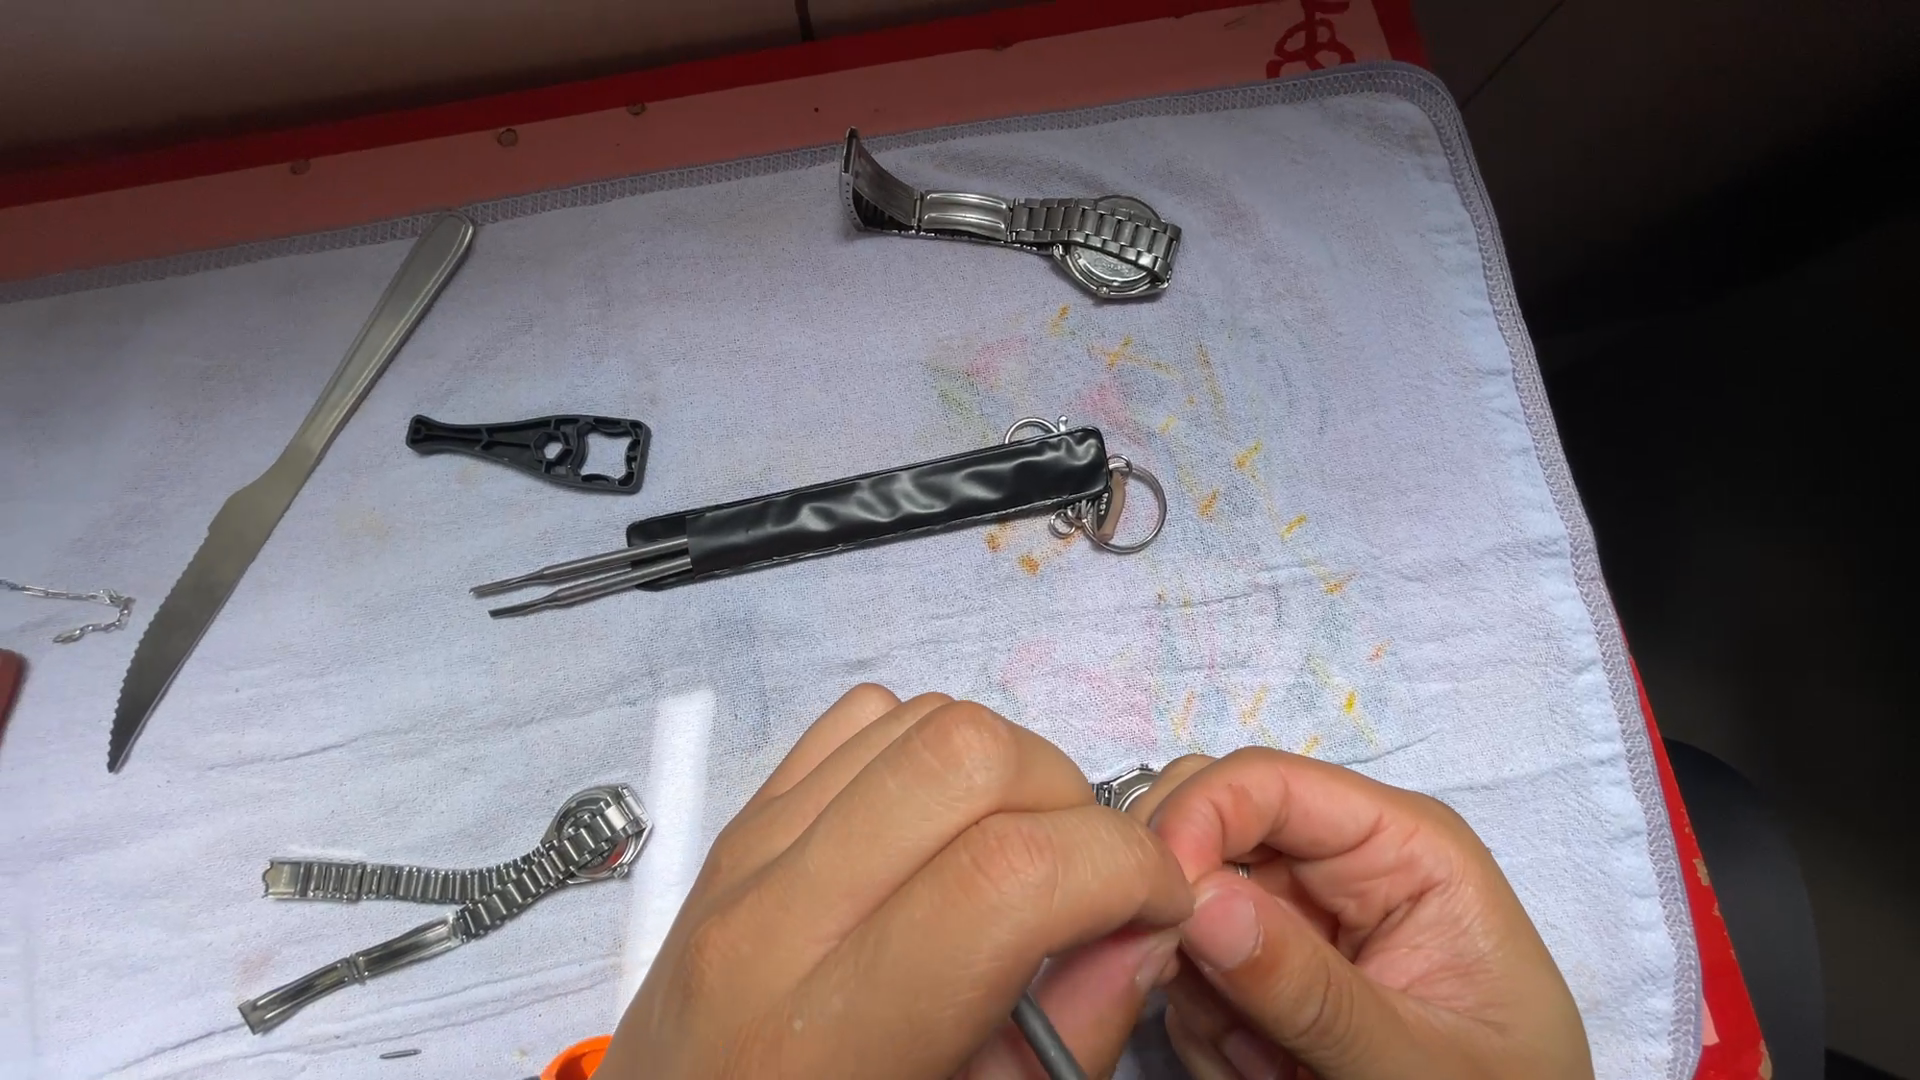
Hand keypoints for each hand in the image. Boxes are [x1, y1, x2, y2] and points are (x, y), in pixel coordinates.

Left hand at [599, 685, 1194, 1079]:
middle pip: (963, 759)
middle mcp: (777, 911)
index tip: (1158, 899)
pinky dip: (929, 742)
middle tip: (1085, 868)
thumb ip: (1072, 1033)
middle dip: (1066, 797)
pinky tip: (940, 813)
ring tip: (1019, 839)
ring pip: (920, 719)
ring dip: (1007, 765)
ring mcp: (751, 843)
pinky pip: (860, 718)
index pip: (1004, 873)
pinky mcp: (746, 813)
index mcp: (833, 1036)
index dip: (1119, 866)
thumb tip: (1147, 922)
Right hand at [1122, 750, 1593, 1079]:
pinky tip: (1260, 1068)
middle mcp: (1332, 855)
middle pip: (1205, 815)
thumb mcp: (1425, 1068)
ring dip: (1198, 981)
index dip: (1197, 819)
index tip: (1162, 905)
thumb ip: (1314, 992)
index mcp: (1396, 842)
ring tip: (1266, 1066)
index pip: (1264, 780)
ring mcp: (1291, 903)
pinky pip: (1187, 952)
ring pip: (1184, 891)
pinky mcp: (1262, 950)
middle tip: (1199, 992)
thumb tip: (1197, 901)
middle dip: (1185, 902)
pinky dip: (1201, 1014)